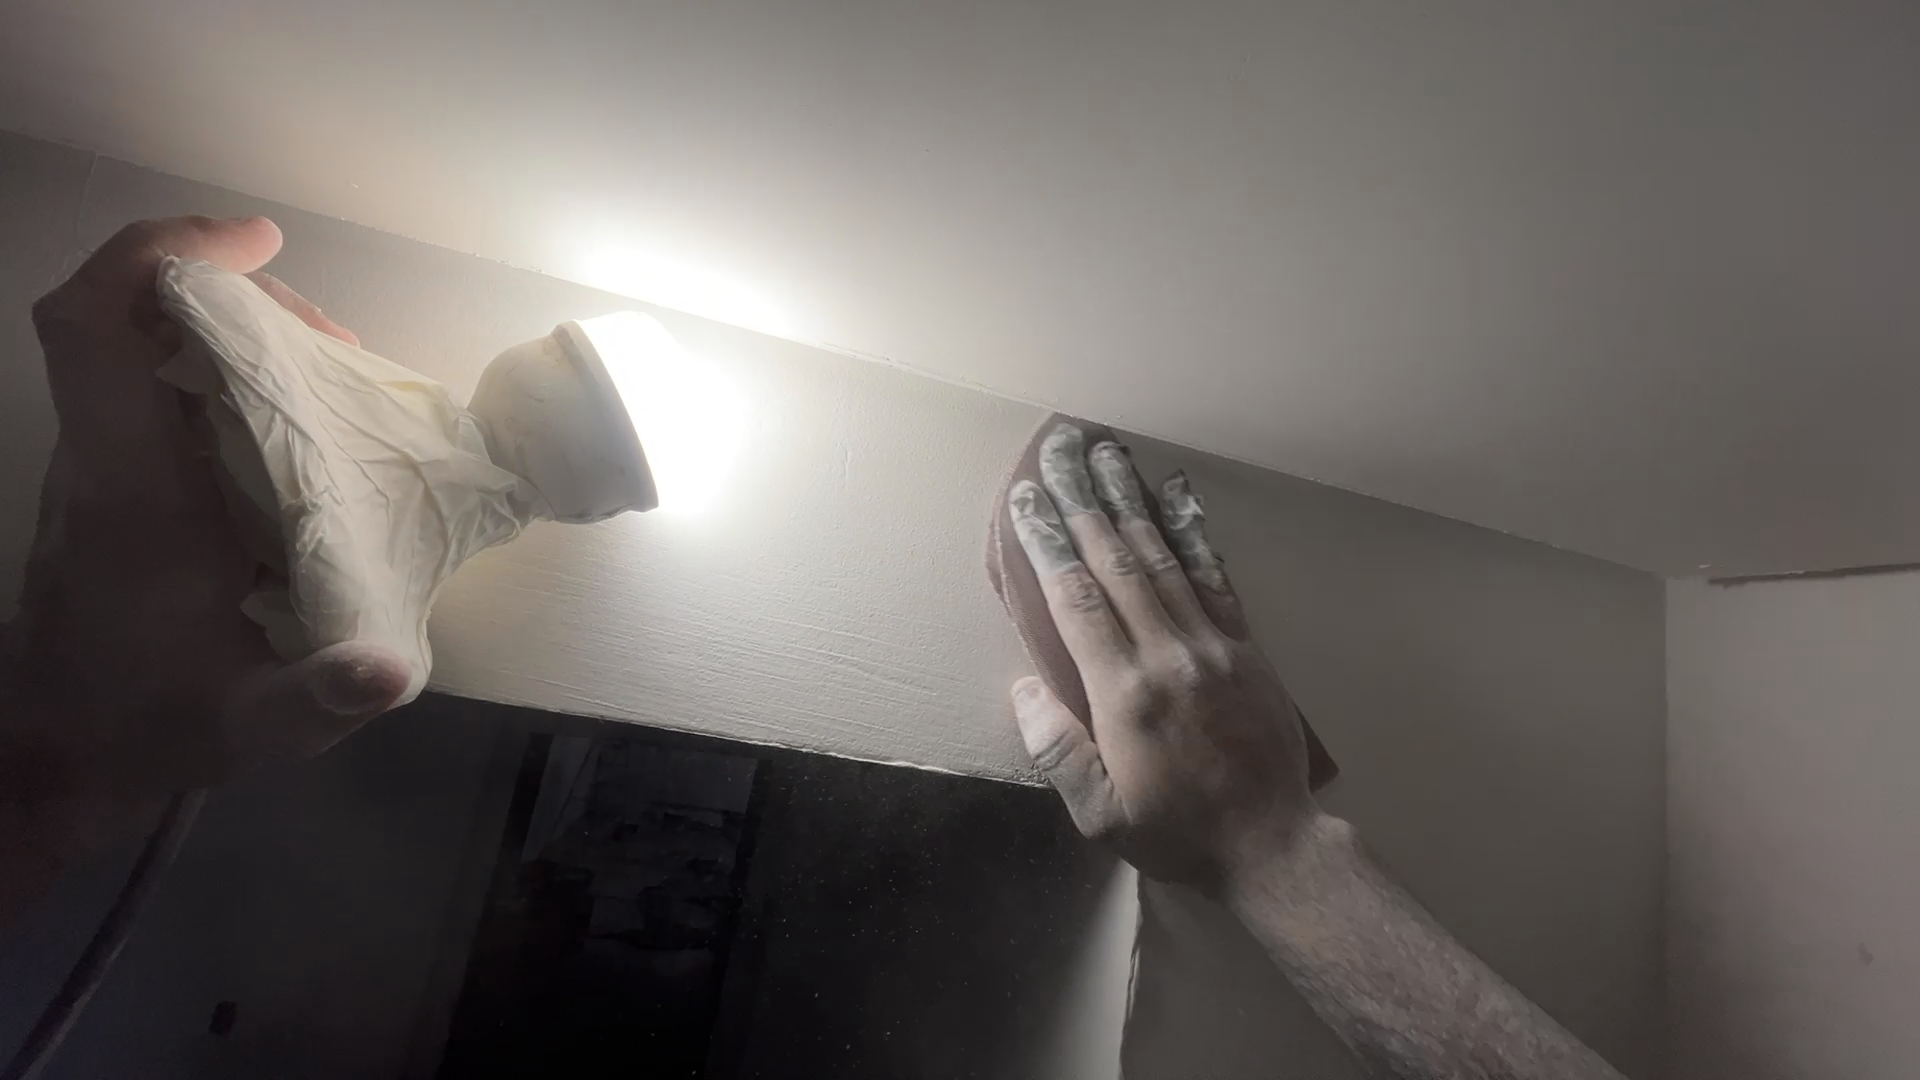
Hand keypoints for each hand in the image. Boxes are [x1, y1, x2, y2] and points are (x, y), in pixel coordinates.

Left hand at [2, 218, 410, 857]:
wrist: (81, 749)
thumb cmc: (171, 724)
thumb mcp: (261, 725)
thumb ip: (324, 697)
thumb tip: (388, 672)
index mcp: (138, 494)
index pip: (101, 333)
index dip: (168, 258)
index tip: (262, 235)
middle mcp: (118, 464)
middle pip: (138, 323)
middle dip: (242, 299)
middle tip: (343, 340)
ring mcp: (127, 472)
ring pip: (160, 355)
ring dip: (251, 337)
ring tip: (345, 373)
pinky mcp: (147, 487)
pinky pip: (182, 396)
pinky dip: (249, 379)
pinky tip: (317, 422)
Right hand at [1006, 424, 1315, 888]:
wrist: (1274, 846)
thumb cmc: (1176, 832)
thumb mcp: (1100, 815)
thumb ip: (1057, 751)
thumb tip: (1021, 687)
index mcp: (1125, 692)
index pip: (1075, 599)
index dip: (1048, 543)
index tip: (1026, 499)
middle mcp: (1167, 652)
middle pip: (1116, 559)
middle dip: (1082, 499)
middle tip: (1059, 448)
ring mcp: (1212, 642)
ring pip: (1161, 554)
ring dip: (1129, 498)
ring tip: (1106, 452)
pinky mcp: (1245, 643)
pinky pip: (1213, 573)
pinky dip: (1191, 528)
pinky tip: (1176, 491)